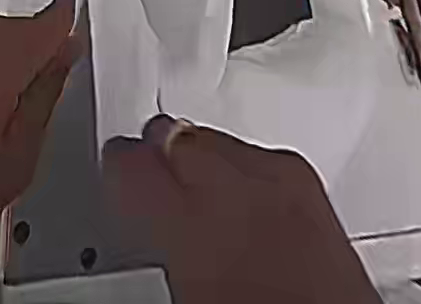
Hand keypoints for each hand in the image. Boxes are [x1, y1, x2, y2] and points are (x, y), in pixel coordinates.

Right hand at [104, 116, 378, 303]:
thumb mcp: (182, 293)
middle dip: (158, 151)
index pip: (130, 162)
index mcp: (189, 222)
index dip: (116, 165)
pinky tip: (242, 201)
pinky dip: (241, 166)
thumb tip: (139, 225)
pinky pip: (255, 152)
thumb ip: (153, 244)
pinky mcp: (305, 177)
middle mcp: (232, 185)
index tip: (115, 171)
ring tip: (197, 195)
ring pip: (213, 135)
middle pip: (173, 134)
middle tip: (150, 180)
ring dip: (200, 156)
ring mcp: (274, 175)